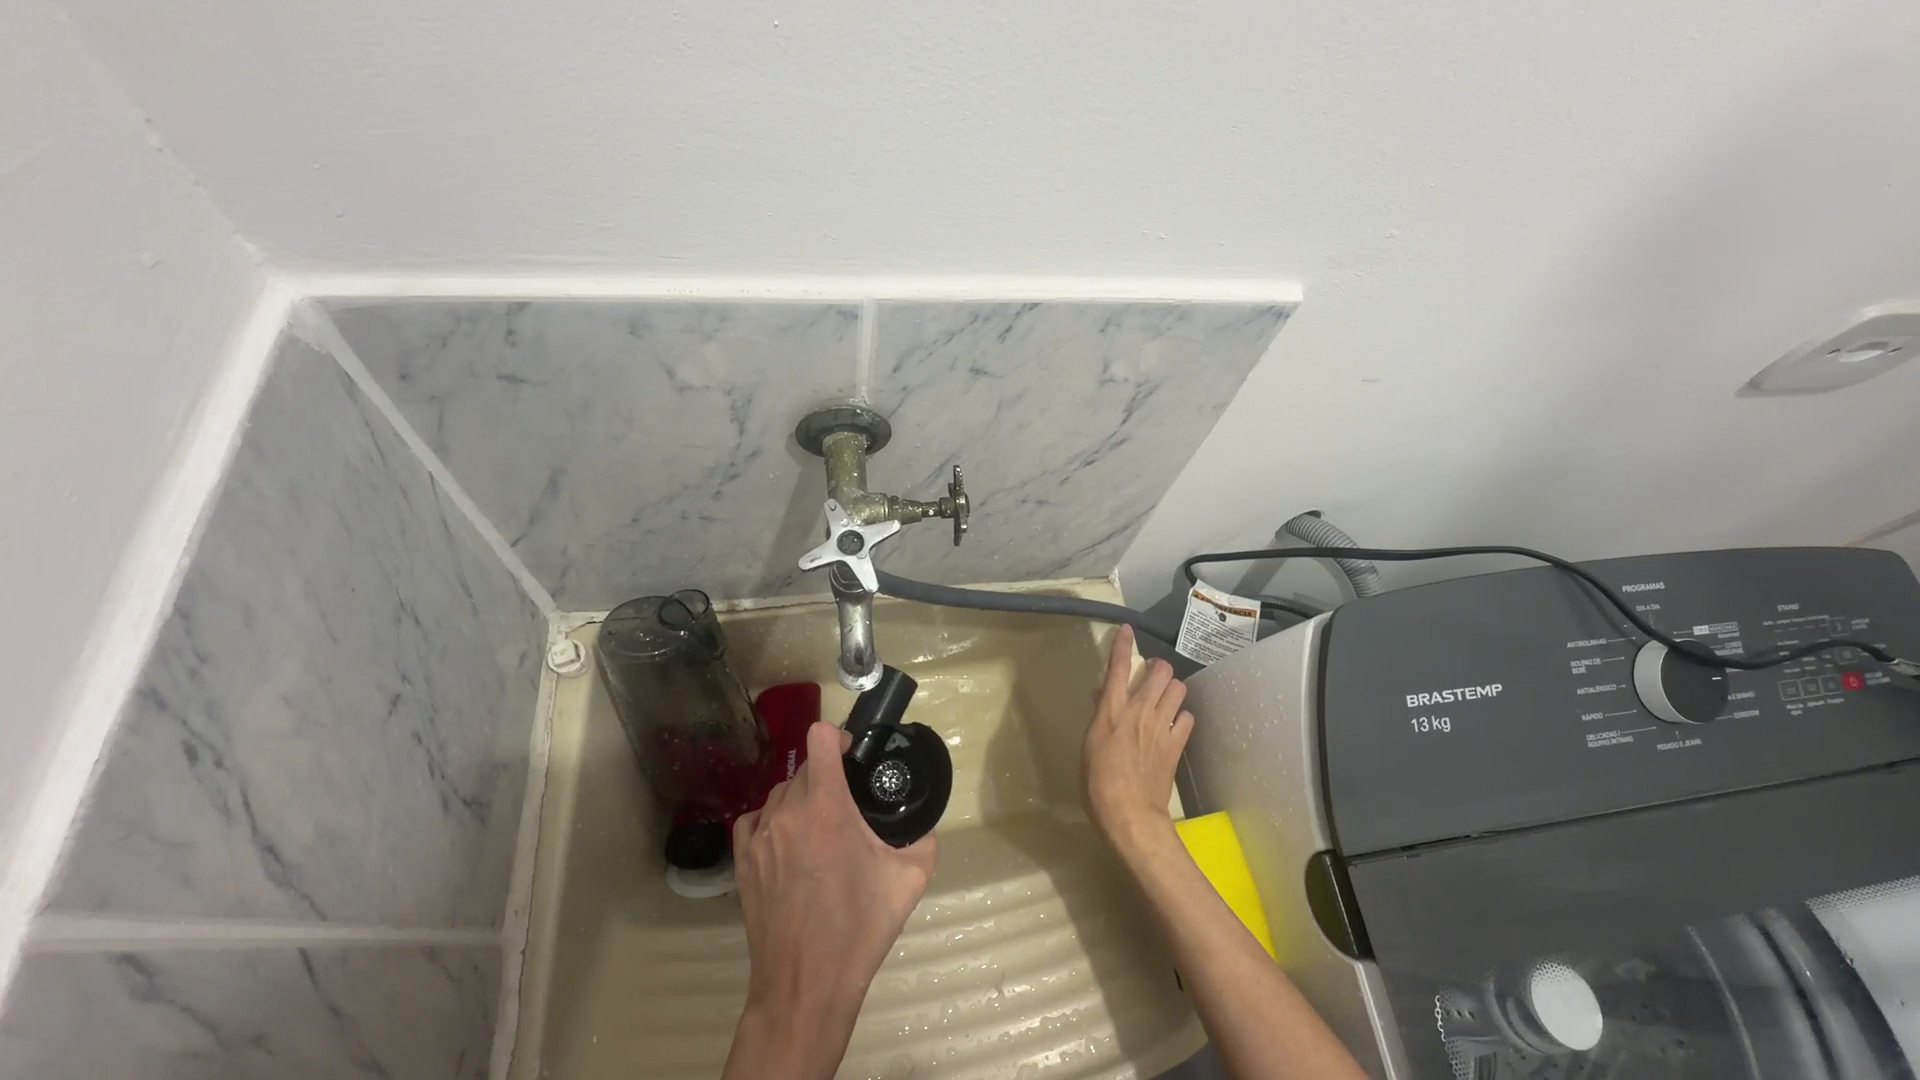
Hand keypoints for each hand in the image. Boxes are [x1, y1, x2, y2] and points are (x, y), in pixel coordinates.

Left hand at [723, 721, 937, 1079]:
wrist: (807, 982)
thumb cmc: (860, 929)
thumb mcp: (909, 881)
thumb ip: (923, 842)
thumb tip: (924, 828)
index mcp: (827, 809)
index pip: (820, 739)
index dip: (839, 737)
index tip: (853, 755)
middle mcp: (788, 812)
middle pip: (804, 767)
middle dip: (828, 775)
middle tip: (848, 803)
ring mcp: (759, 836)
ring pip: (781, 794)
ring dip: (802, 799)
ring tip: (821, 829)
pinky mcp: (741, 860)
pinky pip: (755, 820)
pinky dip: (773, 821)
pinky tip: (789, 843)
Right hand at [1083, 625, 1193, 857]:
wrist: (1129, 814)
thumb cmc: (1097, 782)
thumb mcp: (1089, 745)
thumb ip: (1099, 716)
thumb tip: (1103, 697)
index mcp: (1111, 711)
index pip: (1117, 667)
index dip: (1122, 645)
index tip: (1126, 630)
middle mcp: (1140, 711)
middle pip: (1160, 671)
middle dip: (1157, 667)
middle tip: (1151, 674)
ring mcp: (1162, 727)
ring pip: (1178, 689)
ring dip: (1171, 689)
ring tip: (1164, 697)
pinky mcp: (1176, 744)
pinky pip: (1187, 717)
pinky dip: (1181, 716)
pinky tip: (1173, 724)